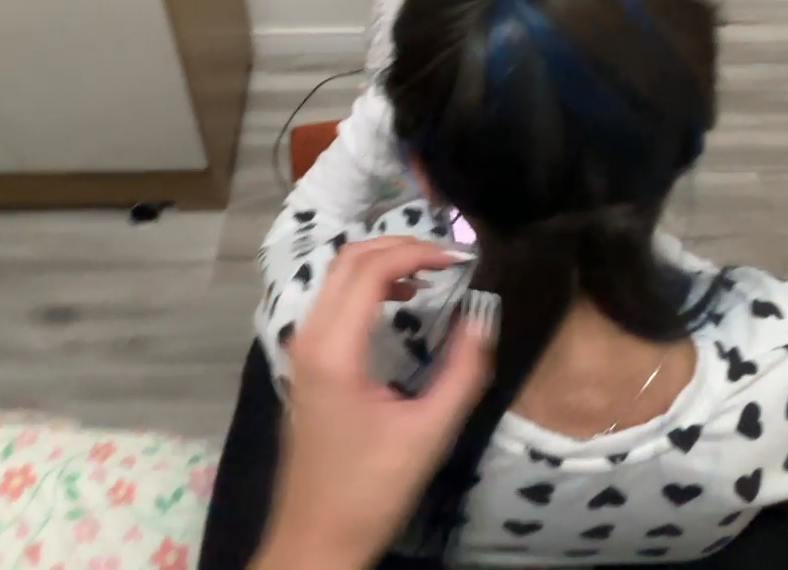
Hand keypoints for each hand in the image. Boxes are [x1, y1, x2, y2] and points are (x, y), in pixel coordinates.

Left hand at [254, 238, 493, 569]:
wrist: (315, 539)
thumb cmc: (370, 490)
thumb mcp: (428, 433)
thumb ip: (463, 371)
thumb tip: (484, 317)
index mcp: (334, 349)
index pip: (370, 269)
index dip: (417, 253)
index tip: (458, 259)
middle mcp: (310, 335)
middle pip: (349, 259)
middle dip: (400, 247)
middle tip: (446, 257)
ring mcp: (303, 345)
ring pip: (339, 274)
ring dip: (383, 261)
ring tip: (430, 271)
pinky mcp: (308, 358)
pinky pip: (335, 297)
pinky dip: (368, 282)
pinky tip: (401, 298)